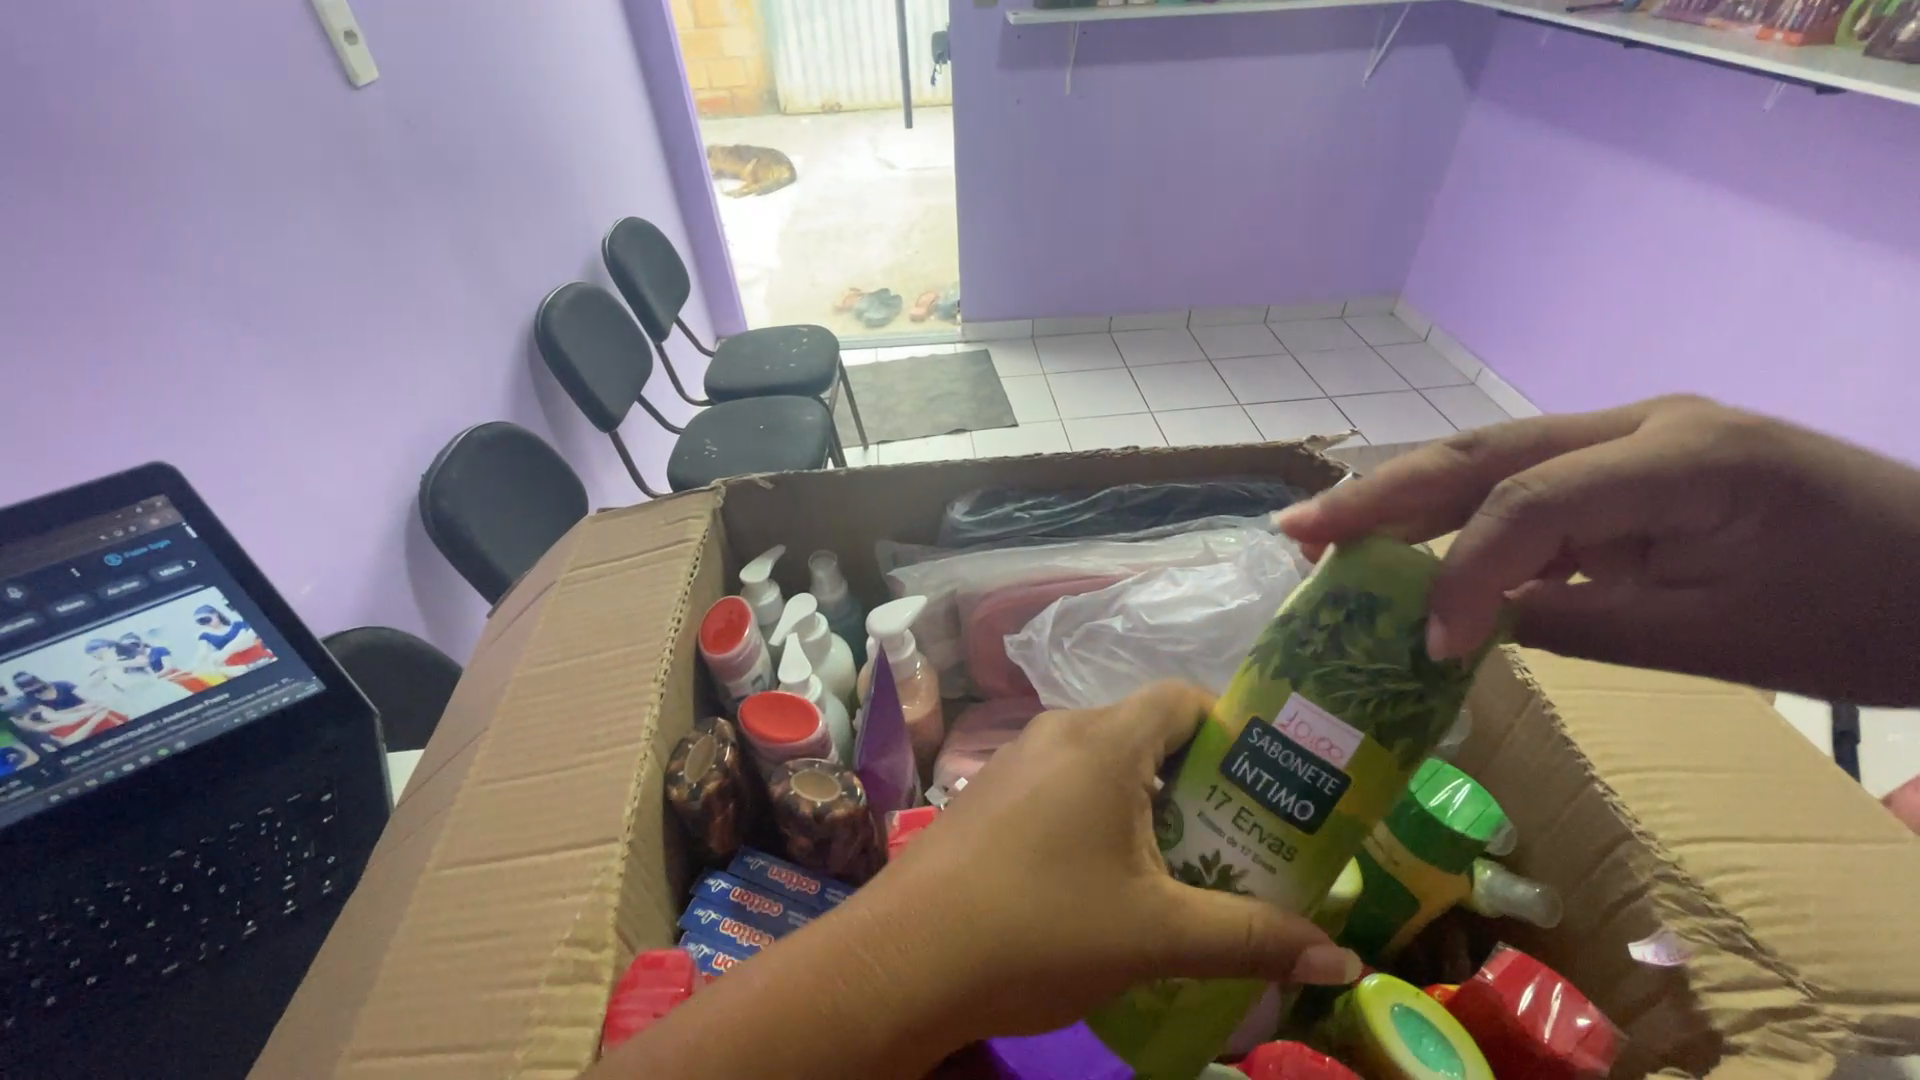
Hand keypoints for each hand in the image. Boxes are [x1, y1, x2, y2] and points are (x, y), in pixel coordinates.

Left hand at [591, 684, 1357, 1079]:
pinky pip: (1064, 786)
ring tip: (1184, 868)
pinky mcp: (991, 795)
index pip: (1183, 698)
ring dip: (1149, 805)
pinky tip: (1109, 880)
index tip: (1267, 786)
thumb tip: (1343, 959)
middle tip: (1239, 841)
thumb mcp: (1156, 935)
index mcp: (1103, 739)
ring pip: (1104, 764)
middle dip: (1199, 782)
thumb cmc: (1040, 928)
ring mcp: (1016, 761)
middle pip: (1147, 733)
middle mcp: (1058, 732)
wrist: (905, 959)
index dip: (1232, 730)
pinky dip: (1102, 816)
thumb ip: (1252, 938)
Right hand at [1277, 395, 1919, 704]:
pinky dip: (1451, 516)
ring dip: (1398, 497)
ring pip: (1485, 457)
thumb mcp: (1715, 641)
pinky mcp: (1622, 463)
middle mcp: (1639, 425)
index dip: (1458, 572)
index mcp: (1680, 459)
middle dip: (1378, 496)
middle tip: (1295, 529)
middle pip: (1479, 453)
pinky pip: (1517, 484)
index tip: (1424, 644)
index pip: (1527, 504)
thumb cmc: (1871, 619)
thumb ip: (1570, 623)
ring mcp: (1628, 435)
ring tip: (1321, 529)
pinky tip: (1400, 540)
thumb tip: (1457, 627)